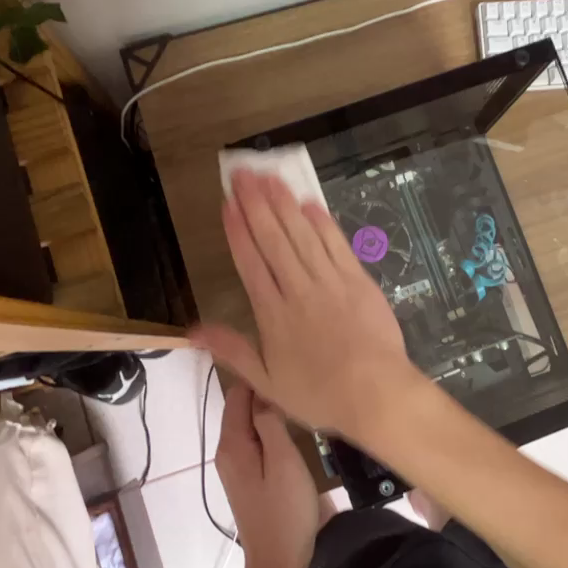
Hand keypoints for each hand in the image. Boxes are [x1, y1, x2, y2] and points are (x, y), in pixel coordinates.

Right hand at [193, 171, 422, 439]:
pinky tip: (309, 203)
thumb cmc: (319, 394)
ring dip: (284, 204)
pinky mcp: (358, 280)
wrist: (375, 394)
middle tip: (242, 173)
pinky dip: (322, 222)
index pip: (250, 262)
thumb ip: (231, 350)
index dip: (237, 230)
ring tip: (269, 176)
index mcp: (273, 313)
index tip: (227, 203)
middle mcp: (298, 289)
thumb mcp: (266, 382)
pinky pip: (336, 244)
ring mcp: (330, 281)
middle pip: (273, 239)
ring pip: (302, 234)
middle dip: (256, 204)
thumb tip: (192, 330)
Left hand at [214, 382, 319, 567]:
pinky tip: (291, 429)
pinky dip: (269, 429)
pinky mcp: (246, 478)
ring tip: (298, 400)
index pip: (237, 392)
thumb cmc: (285, 512)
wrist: (277, 563)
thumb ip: (270, 424)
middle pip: (240, 407)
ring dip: (268, 411)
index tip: (287, 365)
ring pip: (249, 424)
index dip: (259, 375)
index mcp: (232, 444)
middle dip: (264, 391)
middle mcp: (226, 451)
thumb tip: (264, 391)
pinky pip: (254, 441)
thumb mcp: (284, 462)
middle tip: (298, 382)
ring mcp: (235, 466)